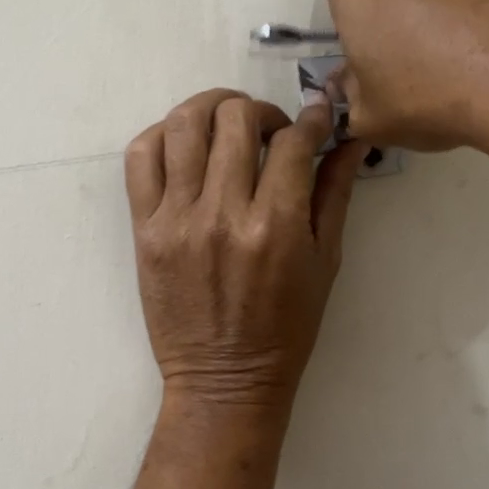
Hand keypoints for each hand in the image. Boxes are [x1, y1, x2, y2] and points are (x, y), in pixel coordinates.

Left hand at [124, 89, 365, 409]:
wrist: (225, 379)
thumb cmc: (286, 328)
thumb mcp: (324, 263)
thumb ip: (335, 195)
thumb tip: (348, 139)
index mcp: (276, 226)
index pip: (292, 141)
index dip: (309, 121)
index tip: (313, 123)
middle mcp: (224, 214)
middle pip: (235, 119)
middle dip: (261, 111)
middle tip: (269, 132)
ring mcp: (177, 220)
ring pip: (184, 125)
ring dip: (211, 109)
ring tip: (226, 127)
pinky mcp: (144, 230)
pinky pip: (140, 157)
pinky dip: (163, 135)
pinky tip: (184, 146)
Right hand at [327, 0, 488, 163]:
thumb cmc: (431, 96)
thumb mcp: (369, 117)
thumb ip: (350, 94)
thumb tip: (354, 81)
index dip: (358, 30)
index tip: (378, 61)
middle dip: (397, 6)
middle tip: (418, 59)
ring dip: (440, 1)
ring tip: (463, 54)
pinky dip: (481, 1)